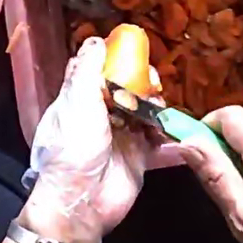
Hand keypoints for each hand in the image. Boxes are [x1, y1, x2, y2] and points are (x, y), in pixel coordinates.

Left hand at [22, 37, 149, 242]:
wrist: (82, 201)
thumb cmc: (73, 148)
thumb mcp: (76, 101)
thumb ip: (88, 71)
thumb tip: (95, 41)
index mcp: (79, 99)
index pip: (96, 71)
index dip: (112, 59)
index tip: (130, 49)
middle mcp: (100, 115)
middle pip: (126, 88)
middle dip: (141, 81)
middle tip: (151, 81)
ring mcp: (121, 135)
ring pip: (144, 110)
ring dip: (155, 104)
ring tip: (158, 106)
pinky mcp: (140, 155)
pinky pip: (158, 137)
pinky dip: (166, 130)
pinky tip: (169, 127)